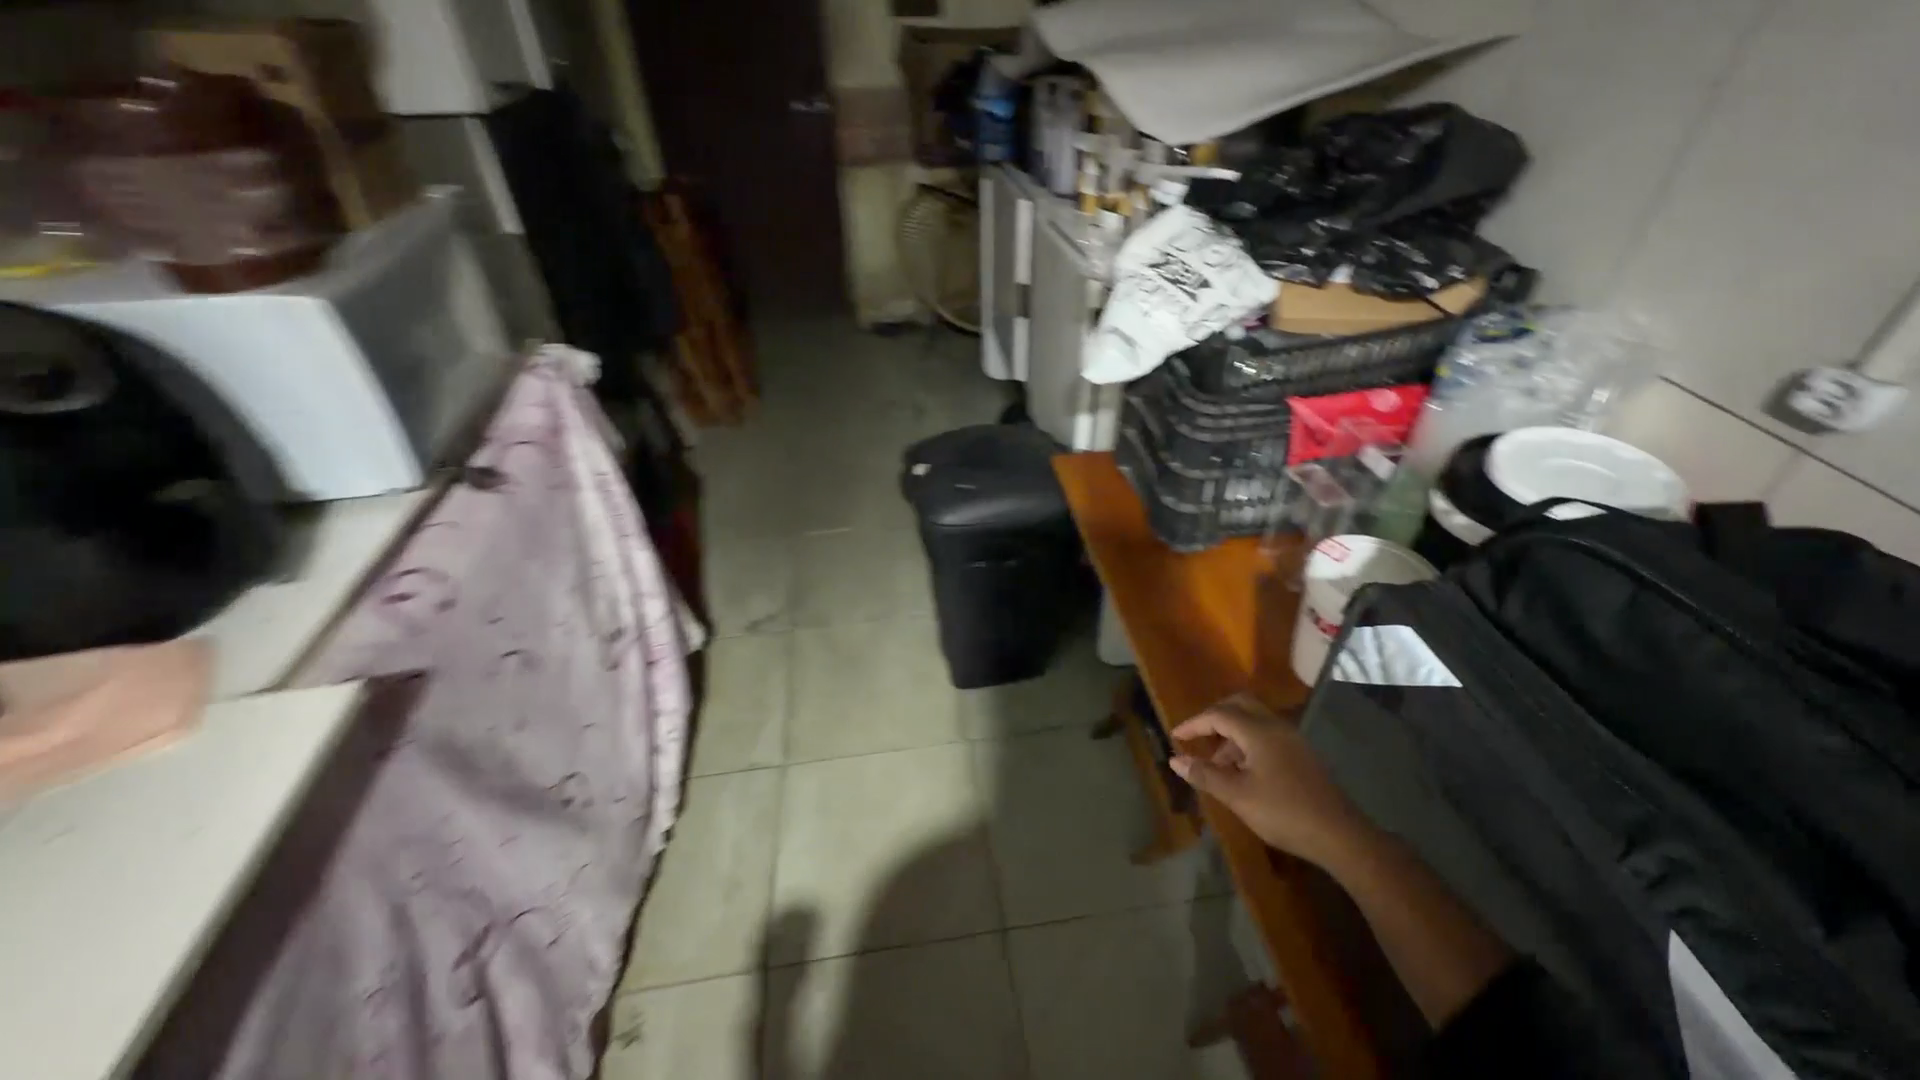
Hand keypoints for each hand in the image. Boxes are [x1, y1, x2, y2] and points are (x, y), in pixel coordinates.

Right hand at [1169, 694, 1371, 866]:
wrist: (1338, 834)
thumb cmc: (1283, 812)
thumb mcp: (1237, 796)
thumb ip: (1205, 774)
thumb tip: (1176, 760)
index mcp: (1259, 731)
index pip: (1219, 715)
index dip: (1194, 723)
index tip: (1176, 736)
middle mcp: (1276, 727)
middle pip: (1240, 705)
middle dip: (1214, 717)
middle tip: (1197, 738)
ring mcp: (1292, 739)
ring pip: (1255, 720)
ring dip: (1232, 733)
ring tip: (1217, 764)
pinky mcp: (1302, 754)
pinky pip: (1267, 735)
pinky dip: (1248, 743)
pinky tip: (1243, 772)